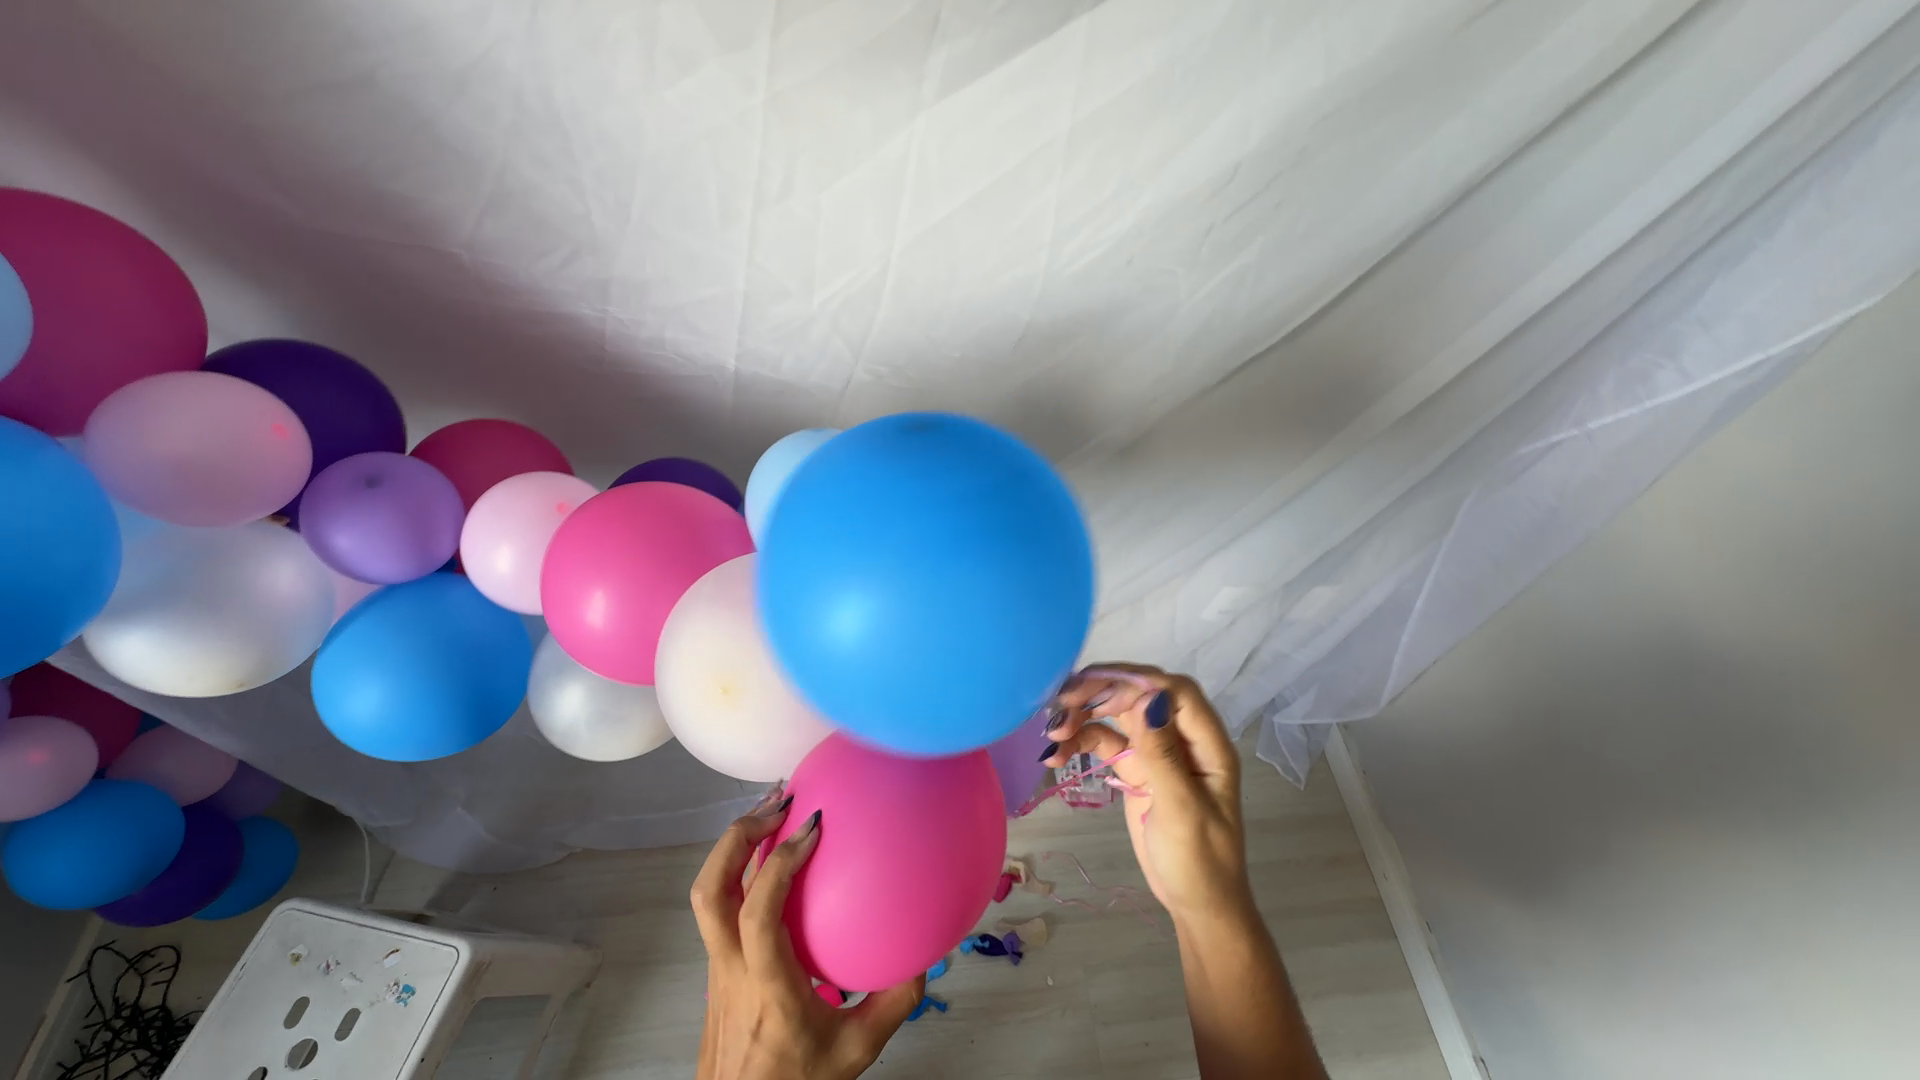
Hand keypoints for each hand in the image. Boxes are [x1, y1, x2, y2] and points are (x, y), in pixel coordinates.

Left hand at [693, 792, 924, 1079]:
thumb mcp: (855, 1051)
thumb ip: (894, 1003)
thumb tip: (927, 956)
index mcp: (766, 985)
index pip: (758, 916)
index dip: (777, 864)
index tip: (812, 827)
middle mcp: (730, 968)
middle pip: (711, 890)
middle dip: (739, 835)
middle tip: (779, 800)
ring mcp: (715, 966)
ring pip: (706, 893)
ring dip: (733, 845)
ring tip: (770, 810)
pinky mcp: (715, 967)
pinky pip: (720, 906)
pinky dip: (739, 868)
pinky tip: (770, 858)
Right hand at [1043, 663, 1253, 924]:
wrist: (1196, 905)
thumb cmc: (1199, 860)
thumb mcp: (1181, 808)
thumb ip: (1161, 752)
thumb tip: (1147, 697)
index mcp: (1207, 743)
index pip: (1174, 692)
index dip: (1137, 682)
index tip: (1096, 691)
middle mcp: (1182, 738)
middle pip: (1140, 695)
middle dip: (1102, 692)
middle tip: (1061, 702)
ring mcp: (1156, 751)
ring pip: (1118, 715)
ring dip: (1084, 717)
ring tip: (1052, 733)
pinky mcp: (1135, 767)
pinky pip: (1105, 742)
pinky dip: (1081, 742)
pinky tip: (1055, 755)